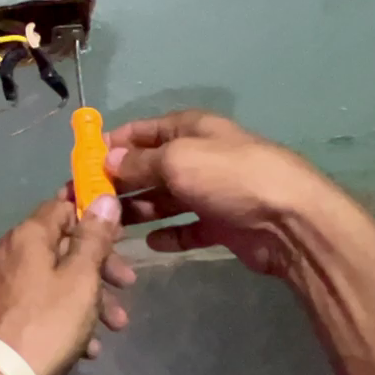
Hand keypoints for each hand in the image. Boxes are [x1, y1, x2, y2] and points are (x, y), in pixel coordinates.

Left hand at [0, 195, 125, 374]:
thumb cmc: (46, 324)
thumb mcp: (80, 279)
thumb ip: (94, 238)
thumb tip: (104, 198)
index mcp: (27, 236)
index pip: (62, 206)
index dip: (93, 215)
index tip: (121, 233)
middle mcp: (11, 251)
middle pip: (63, 245)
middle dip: (100, 265)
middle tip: (128, 283)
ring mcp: (4, 282)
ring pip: (56, 278)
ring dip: (90, 297)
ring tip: (116, 326)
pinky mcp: (3, 311)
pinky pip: (41, 303)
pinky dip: (66, 316)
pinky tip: (89, 347)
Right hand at [105, 110, 374, 281]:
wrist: (290, 222)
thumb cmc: (229, 177)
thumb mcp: (176, 160)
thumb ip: (138, 162)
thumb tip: (107, 160)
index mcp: (191, 130)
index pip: (142, 131)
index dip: (113, 144)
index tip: (83, 163)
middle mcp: (200, 156)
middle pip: (150, 167)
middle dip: (120, 182)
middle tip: (89, 203)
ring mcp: (212, 191)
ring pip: (165, 198)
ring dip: (140, 210)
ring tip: (114, 227)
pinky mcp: (222, 224)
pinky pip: (187, 228)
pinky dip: (169, 234)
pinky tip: (151, 244)